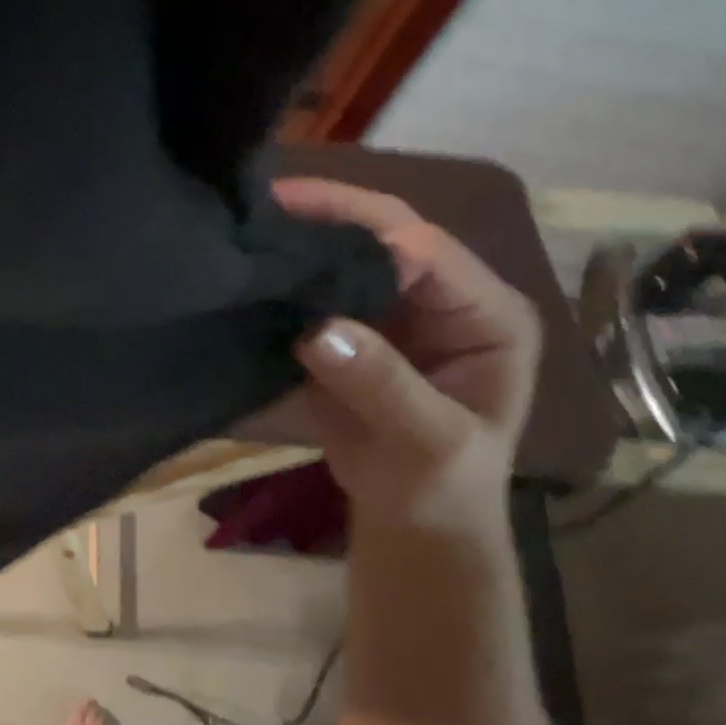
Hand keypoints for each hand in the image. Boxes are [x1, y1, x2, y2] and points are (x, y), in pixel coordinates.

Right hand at [273, 177, 541, 533]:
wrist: (414, 520)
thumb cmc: (441, 485)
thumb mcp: (428, 441)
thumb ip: (382, 383)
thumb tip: (318, 328)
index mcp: (484, 312)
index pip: (423, 249)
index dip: (361, 228)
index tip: (289, 215)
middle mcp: (442, 298)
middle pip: (382, 237)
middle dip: (324, 216)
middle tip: (254, 204)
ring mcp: (394, 312)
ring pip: (343, 259)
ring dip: (297, 243)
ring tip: (240, 227)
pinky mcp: (353, 332)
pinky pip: (316, 293)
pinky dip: (282, 281)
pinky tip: (245, 270)